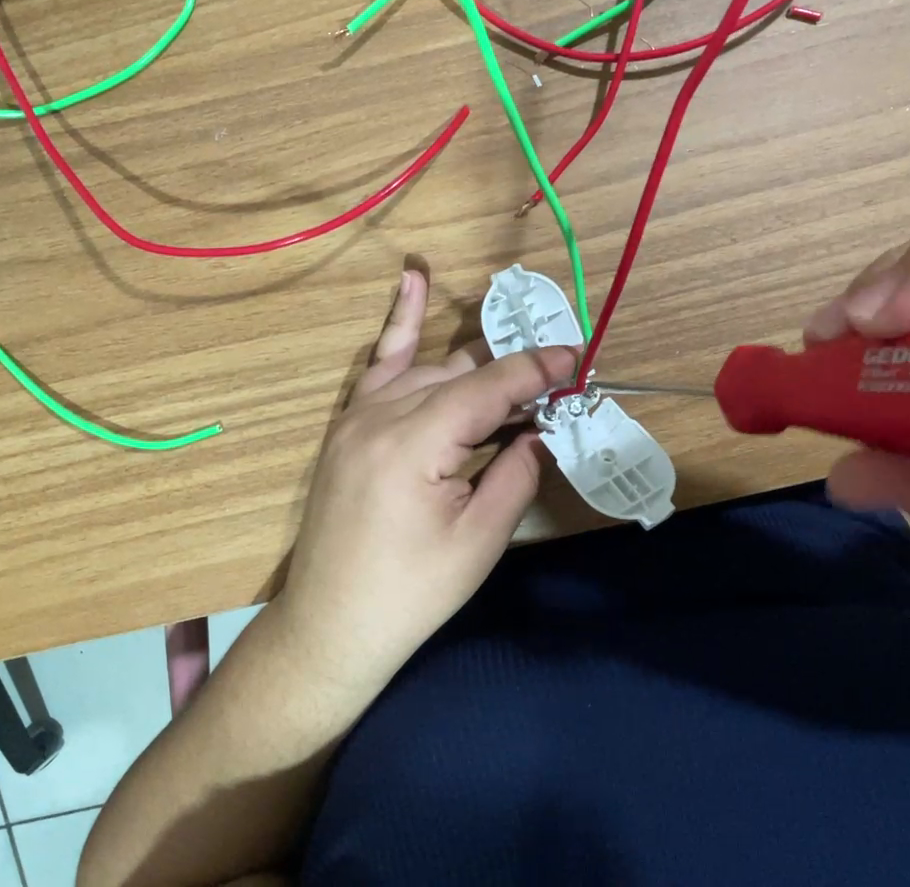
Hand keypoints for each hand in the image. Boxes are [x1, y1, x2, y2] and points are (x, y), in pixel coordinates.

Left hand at [273, 269, 577, 690]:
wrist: (331, 626)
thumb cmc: (412, 593)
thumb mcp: (479, 539)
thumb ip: (516, 473)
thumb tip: (543, 430)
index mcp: (414, 443)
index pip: (488, 387)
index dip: (537, 370)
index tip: (578, 357)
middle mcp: (380, 415)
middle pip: (460, 373)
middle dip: (512, 374)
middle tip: (558, 383)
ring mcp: (355, 417)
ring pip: (427, 369)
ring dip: (472, 367)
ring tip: (516, 370)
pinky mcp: (346, 428)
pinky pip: (378, 367)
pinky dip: (400, 326)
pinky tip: (413, 282)